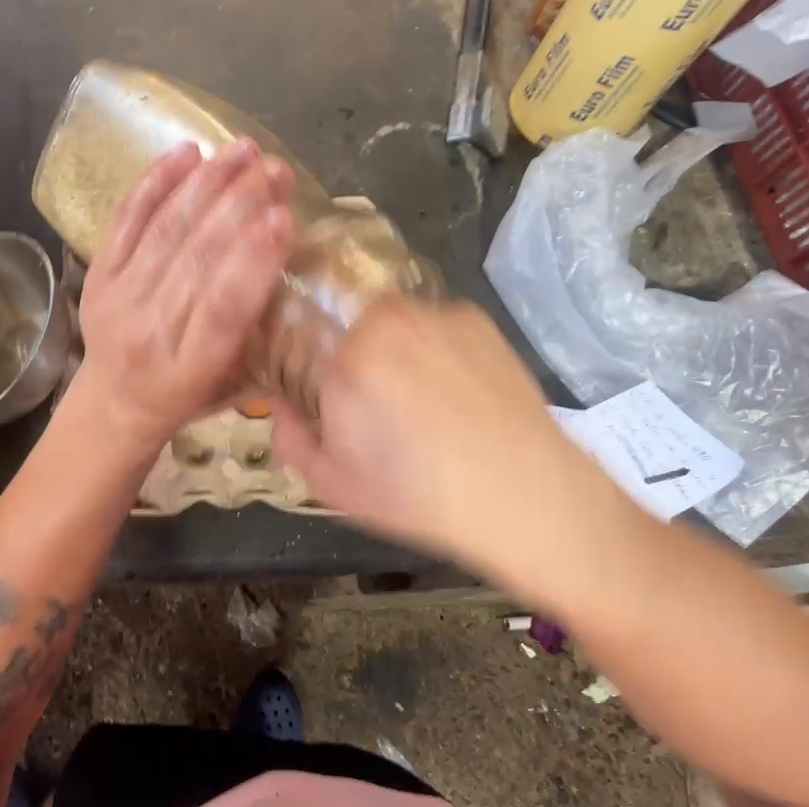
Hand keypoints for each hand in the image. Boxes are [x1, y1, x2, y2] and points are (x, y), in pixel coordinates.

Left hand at [73, 138, 295, 450]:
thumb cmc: (189, 395)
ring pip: (164, 231)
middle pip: (195, 259)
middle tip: (273, 167)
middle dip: (237, 205)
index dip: (253, 260)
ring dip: (205, 184)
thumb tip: (311, 278)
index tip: (284, 215)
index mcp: (190, 366)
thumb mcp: (234, 387)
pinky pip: (126, 219)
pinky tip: (186, 152)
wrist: (114, 403)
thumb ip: (266, 342)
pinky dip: (155, 182)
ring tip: (241, 150)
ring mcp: (118, 296)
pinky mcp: (98, 272)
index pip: (224, 307)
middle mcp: (149, 329)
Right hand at [270, 299, 630, 578]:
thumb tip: (279, 404)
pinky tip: (454, 391)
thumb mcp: (333, 484)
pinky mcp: (476, 318)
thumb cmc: (419, 496)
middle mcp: (385, 319)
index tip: (326, 402)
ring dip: (392, 350)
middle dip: (351, 359)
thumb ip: (289, 437)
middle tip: (374, 406)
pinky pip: (435, 324)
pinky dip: (434, 348)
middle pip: (345, 327)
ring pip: (391, 323)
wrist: (529, 496)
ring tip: (419, 401)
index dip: (310, 374)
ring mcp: (435, 313)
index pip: (301, 345)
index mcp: (342, 356)